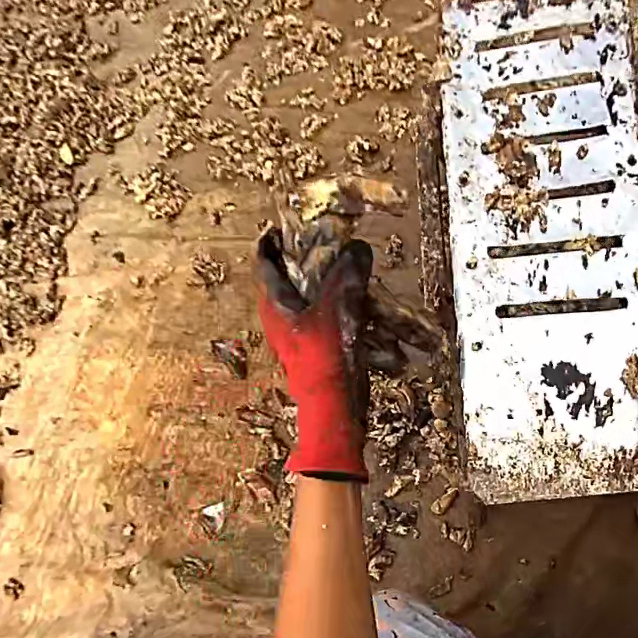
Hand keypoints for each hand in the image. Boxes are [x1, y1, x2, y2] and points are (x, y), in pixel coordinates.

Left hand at [256, 230, 372, 481]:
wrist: (334, 412)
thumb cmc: (325, 361)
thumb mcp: (337, 309)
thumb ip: (346, 276)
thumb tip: (357, 249)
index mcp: (275, 305)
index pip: (264, 262)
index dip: (273, 241)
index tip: (285, 225)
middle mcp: (282, 318)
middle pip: (293, 279)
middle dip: (316, 264)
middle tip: (335, 249)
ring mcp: (300, 335)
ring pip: (316, 301)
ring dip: (339, 292)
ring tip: (362, 284)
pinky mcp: (318, 350)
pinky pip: (334, 323)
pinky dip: (351, 318)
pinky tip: (374, 321)